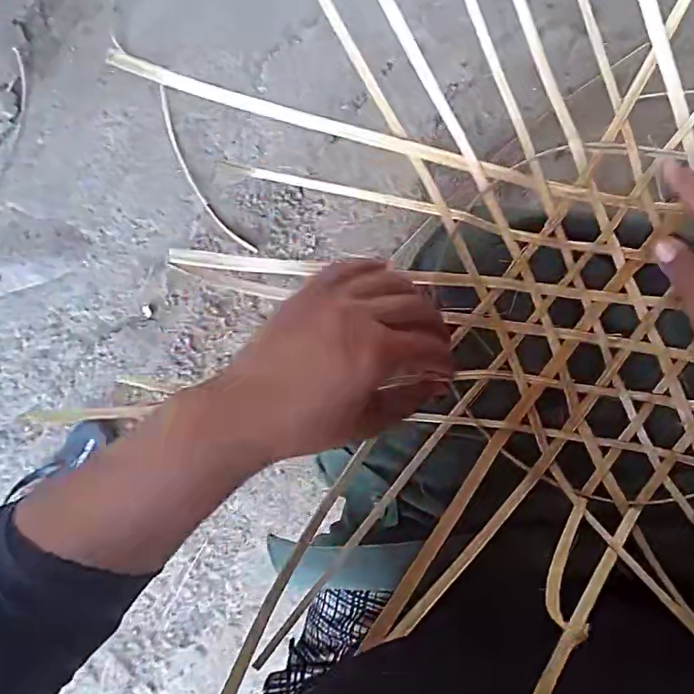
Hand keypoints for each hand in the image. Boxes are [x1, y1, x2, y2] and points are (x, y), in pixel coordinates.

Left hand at [187, 259, 452, 465]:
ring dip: (413, 296)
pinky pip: (351, 268)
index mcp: (375, 352)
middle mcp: (360, 314)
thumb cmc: (305, 425)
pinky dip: (373, 269)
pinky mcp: (311, 290)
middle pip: (417, 308)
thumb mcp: (364, 422)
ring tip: (416, 314)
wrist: (245, 410)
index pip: (428, 346)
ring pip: (391, 281)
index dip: (445, 359)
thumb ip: (406, 400)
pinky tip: (385, 275)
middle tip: (437, 345)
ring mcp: (334, 297)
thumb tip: (435, 385)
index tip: (447, 372)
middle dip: (436, 327)